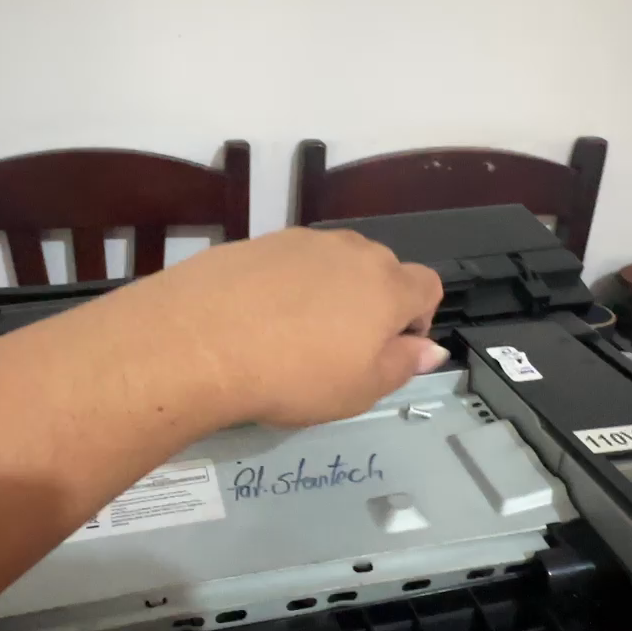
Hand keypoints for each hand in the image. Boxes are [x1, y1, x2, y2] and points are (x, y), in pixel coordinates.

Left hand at [114, 228, 447, 426]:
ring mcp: (300, 241)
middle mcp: (350, 251)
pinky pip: (286, 263)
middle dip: (371, 303)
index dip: (416, 319)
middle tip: (338, 348)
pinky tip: (257, 318)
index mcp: (387, 285)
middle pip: (379, 269)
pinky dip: (284, 285)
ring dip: (327, 290)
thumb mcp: (361, 389)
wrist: (200, 341)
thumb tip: (431, 349)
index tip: (389, 349)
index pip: (427, 287)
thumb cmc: (294, 375)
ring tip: (293, 333)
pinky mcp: (256, 242)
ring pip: (331, 263)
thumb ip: (404, 365)